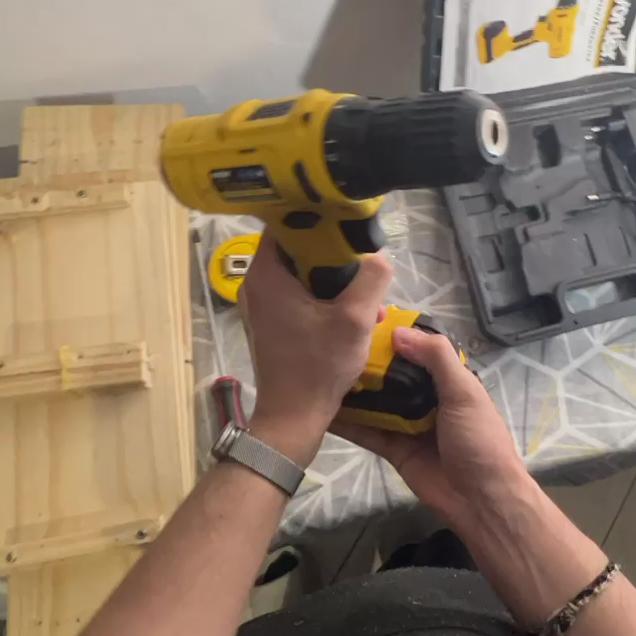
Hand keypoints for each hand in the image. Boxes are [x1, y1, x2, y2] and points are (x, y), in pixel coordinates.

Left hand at [238, 236, 391, 461]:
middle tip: (360, 259)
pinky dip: (321, 296)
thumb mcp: (355, 319)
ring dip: (330, 278)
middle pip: (294, 248)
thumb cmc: (318, 366)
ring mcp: (260, 306)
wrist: (293, 417)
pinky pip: (296, 295)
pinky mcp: (270, 324)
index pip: (284, 223)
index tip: (345, 223)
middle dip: (330, 252)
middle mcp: (255, 285)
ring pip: (298, 273)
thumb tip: (379, 256)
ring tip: (361, 289)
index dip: (315, 218)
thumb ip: (371, 279)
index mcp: (266, 275)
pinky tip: (349, 311)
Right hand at [332, 326, 527, 523]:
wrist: (481, 500)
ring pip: (375, 402)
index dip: (394, 336)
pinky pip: (367, 432)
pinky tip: (322, 410)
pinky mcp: (393, 449)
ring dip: (353, 392)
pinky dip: (347, 423)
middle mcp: (426, 398)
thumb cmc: (478, 440)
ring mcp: (407, 424)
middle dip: (367, 363)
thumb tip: (398, 333)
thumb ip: (436, 359)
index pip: (417, 351)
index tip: (363, 321)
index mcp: (448, 380)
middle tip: (331, 345)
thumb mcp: (464, 392)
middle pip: (392, 375)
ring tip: (318, 374)